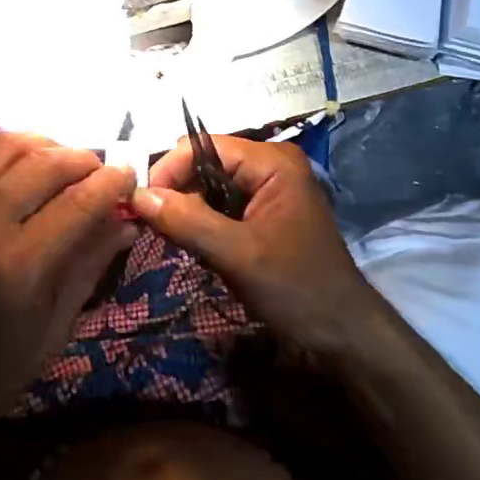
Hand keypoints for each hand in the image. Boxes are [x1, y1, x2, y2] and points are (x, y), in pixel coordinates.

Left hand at [0, 132, 137, 437]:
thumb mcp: (50, 333)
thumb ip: (88, 267)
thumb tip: (126, 221)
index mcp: (15, 265)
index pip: (79, 202)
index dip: (113, 183)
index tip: (131, 175)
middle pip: (45, 163)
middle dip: (85, 160)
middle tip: (102, 173)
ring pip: (6, 146)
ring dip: (46, 147)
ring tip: (65, 164)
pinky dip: (9, 153)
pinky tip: (24, 169)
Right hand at [131, 136, 384, 357]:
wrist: (342, 332)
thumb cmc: (296, 288)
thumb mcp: (237, 255)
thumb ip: (187, 221)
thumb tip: (137, 196)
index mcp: (271, 162)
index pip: (202, 147)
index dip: (168, 170)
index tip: (141, 206)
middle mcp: (269, 165)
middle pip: (203, 164)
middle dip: (176, 192)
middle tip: (152, 227)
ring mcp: (266, 189)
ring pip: (207, 187)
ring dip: (186, 211)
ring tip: (173, 240)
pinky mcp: (262, 212)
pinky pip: (219, 206)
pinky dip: (201, 224)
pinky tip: (195, 246)